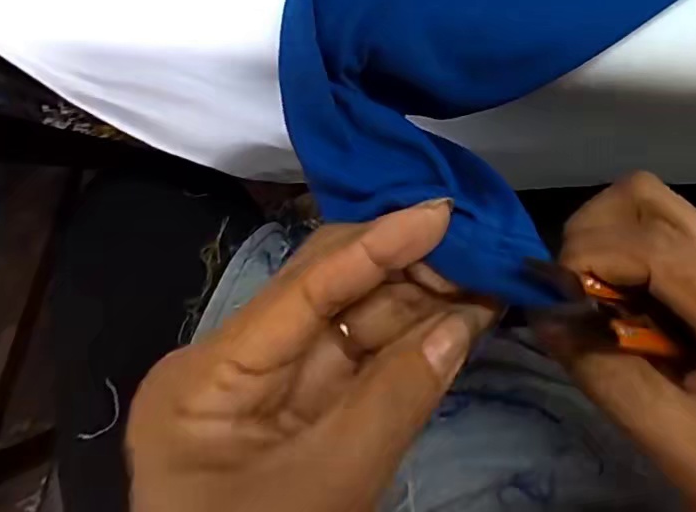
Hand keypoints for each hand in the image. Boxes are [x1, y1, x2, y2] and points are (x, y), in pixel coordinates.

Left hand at [126, 200, 497, 511]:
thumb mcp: (328, 489)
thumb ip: (398, 396)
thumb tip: (463, 323)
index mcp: (209, 375)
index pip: (305, 284)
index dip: (380, 243)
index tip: (442, 212)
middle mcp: (239, 358)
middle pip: (331, 284)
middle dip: (408, 266)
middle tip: (476, 251)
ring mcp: (276, 379)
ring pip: (358, 312)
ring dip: (424, 297)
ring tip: (485, 281)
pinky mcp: (310, 400)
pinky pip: (369, 351)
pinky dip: (418, 335)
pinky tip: (463, 316)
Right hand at [540, 173, 695, 511]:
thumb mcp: (693, 463)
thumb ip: (617, 386)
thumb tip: (545, 317)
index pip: (667, 251)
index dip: (597, 254)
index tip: (551, 290)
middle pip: (656, 201)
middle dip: (597, 234)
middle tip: (573, 295)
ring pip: (657, 204)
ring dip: (609, 237)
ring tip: (597, 300)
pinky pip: (667, 230)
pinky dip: (628, 250)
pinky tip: (627, 302)